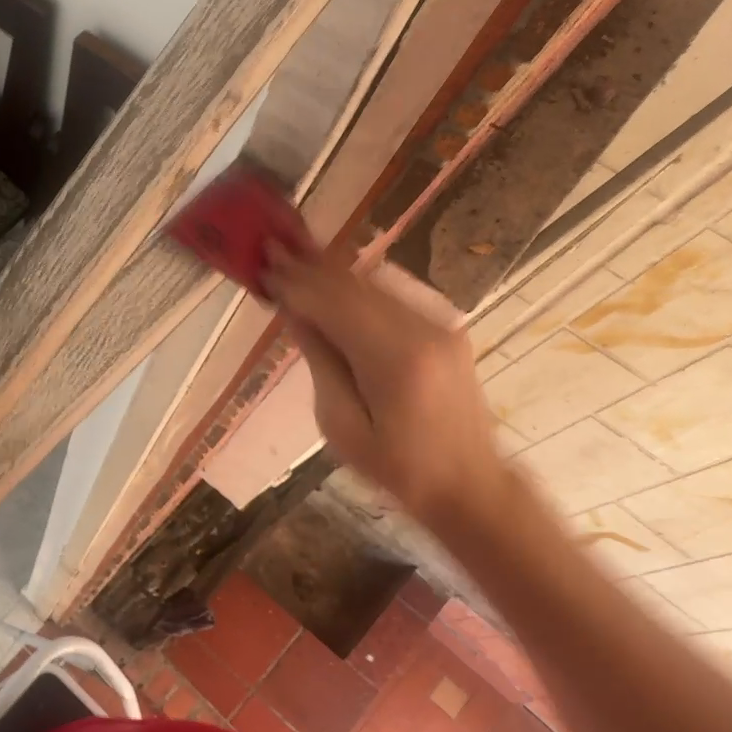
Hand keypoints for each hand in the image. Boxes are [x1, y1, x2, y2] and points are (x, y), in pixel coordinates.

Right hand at [260, 239, 506, 524]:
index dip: (295, 283)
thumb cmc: (396, 468)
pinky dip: (355, 288)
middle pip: (355, 287)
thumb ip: (320, 361)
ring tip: (292, 256)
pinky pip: (390, 299)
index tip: (263, 263)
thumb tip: (294, 314)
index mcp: (394, 360)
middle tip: (271, 247)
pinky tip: (329, 282)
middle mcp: (423, 331)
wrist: (468, 484)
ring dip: (330, 273)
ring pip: (374, 286)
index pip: (334, 305)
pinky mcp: (444, 331)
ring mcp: (440, 327)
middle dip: (309, 268)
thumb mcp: (341, 424)